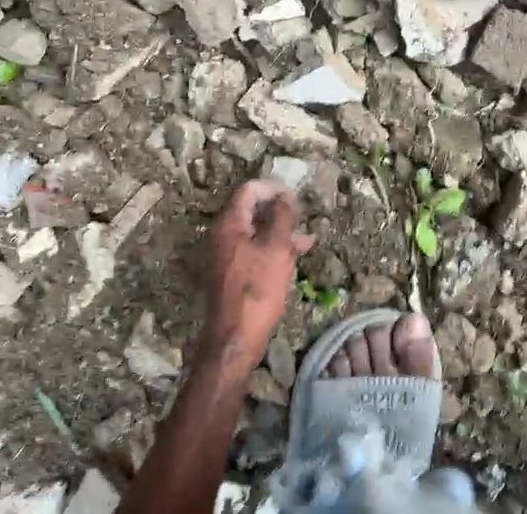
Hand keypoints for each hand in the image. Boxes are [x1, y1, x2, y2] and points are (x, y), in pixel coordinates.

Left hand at [198, 180, 314, 375]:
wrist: (234, 337)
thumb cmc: (257, 289)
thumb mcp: (276, 248)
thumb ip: (281, 217)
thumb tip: (284, 198)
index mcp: (228, 223)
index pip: (249, 190)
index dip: (273, 188)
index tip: (295, 198)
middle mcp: (220, 234)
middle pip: (249, 210)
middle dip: (277, 211)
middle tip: (301, 218)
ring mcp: (222, 255)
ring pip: (253, 232)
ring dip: (278, 232)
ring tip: (306, 242)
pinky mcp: (228, 273)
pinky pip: (250, 250)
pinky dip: (270, 249)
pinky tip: (291, 260)